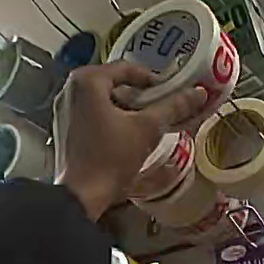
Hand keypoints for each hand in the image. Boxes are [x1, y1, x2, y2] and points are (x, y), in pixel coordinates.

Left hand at [54, 62, 207, 219]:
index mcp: (88, 81)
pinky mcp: (64, 129)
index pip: (127, 68)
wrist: (82, 195)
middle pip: (114, 83)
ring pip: (104, 100)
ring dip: (127, 108)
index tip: (170, 92)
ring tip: (149, 122)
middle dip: (141, 95)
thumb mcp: (148, 129)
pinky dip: (112, 119)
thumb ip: (174, 107)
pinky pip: (93, 114)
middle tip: (162, 107)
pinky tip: (128, 136)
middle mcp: (71, 89)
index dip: (153, 80)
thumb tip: (200, 92)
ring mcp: (64, 110)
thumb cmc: (113, 156)